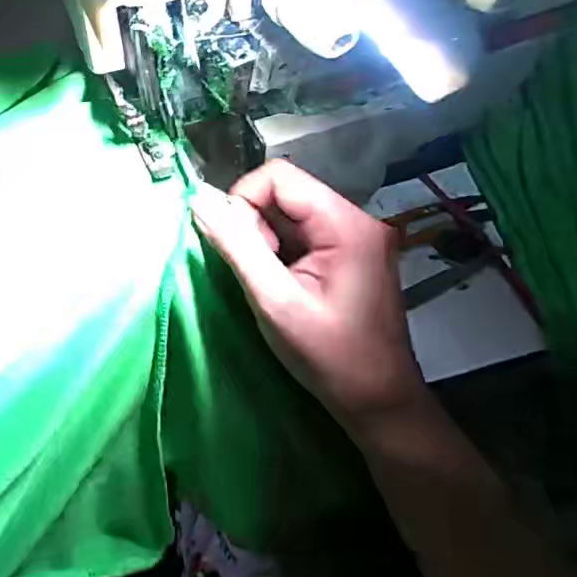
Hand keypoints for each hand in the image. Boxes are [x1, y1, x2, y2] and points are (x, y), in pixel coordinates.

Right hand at [191, 160, 429, 434]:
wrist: (378, 401)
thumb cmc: (329, 356)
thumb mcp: (274, 301)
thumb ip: (235, 246)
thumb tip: (198, 201)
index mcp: (346, 224)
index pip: (279, 176)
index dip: (244, 200)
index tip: (237, 245)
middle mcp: (357, 218)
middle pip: (284, 190)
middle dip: (255, 223)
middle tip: (258, 270)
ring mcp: (356, 234)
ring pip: (289, 211)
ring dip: (266, 239)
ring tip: (272, 280)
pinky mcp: (350, 250)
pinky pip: (301, 230)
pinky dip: (280, 250)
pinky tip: (285, 283)